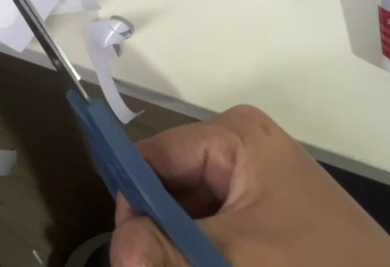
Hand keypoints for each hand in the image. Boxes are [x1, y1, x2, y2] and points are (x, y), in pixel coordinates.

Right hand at [111, 106, 389, 266]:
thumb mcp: (240, 261)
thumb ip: (172, 253)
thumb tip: (118, 250)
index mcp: (234, 136)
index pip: (154, 156)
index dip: (134, 202)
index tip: (128, 251)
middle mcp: (242, 149)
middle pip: (171, 188)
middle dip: (160, 233)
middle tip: (153, 266)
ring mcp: (259, 185)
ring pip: (192, 217)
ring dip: (182, 249)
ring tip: (179, 264)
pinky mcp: (272, 220)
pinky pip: (219, 234)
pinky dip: (207, 255)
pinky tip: (208, 265)